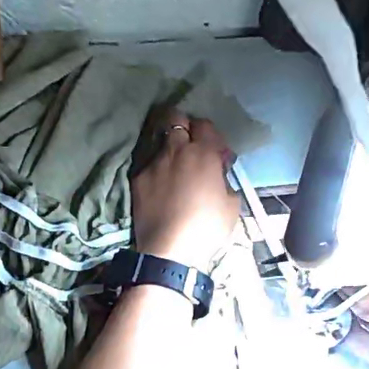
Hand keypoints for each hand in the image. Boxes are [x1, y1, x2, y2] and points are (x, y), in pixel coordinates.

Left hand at [132, 112, 239, 268]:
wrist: (170, 250)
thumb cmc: (207, 228)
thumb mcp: (231, 204)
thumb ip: (225, 180)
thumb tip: (217, 173)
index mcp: (203, 154)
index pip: (205, 124)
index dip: (210, 134)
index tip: (215, 151)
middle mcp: (176, 150)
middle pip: (175, 118)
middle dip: (184, 127)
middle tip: (191, 147)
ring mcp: (153, 163)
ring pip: (160, 142)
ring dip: (170, 150)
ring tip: (175, 170)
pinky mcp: (138, 178)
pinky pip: (150, 165)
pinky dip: (158, 171)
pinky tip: (162, 189)